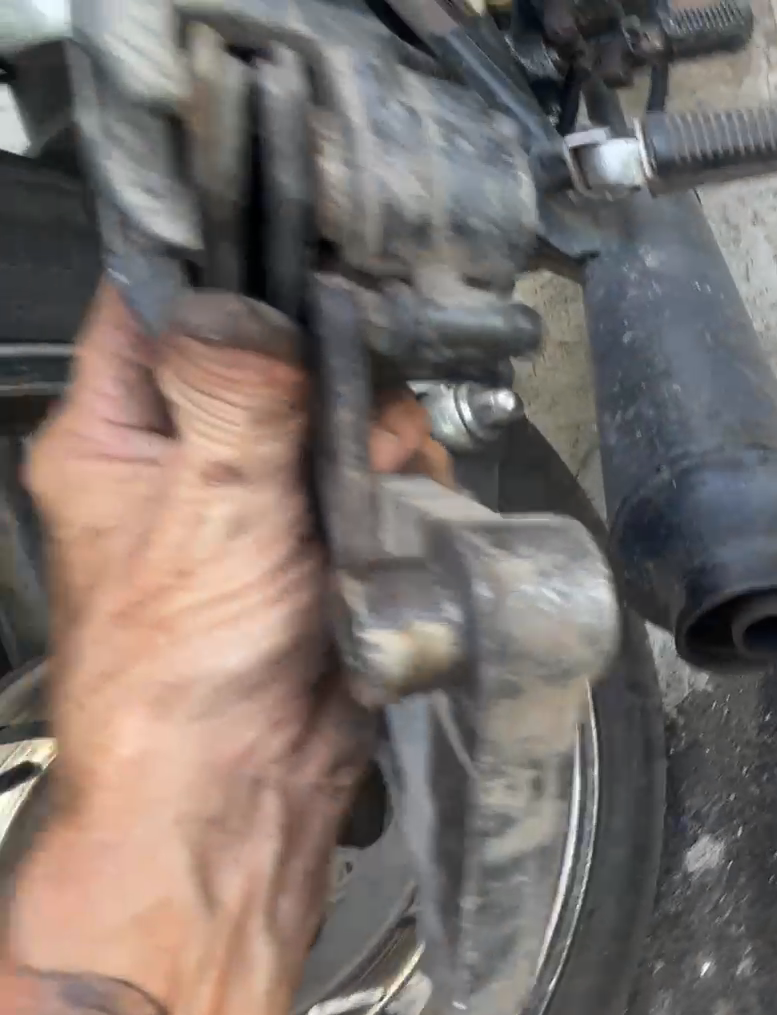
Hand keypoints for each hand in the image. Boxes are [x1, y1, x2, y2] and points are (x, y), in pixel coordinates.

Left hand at [5, 283, 447, 1014]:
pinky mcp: (336, 534)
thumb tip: (247, 310)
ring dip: (380, 440)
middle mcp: (202, 459)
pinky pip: (384, 478)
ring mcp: (273, 499)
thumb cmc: (188, 651)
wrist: (253, 756)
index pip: (160, 314)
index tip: (291, 249)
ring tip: (383, 484)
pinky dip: (406, 485)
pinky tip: (405, 511)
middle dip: (336, 380)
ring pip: (348, 422)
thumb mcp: (209, 511)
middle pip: (283, 365)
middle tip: (357, 413)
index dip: (222, 275)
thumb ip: (234, 406)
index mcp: (125, 438)